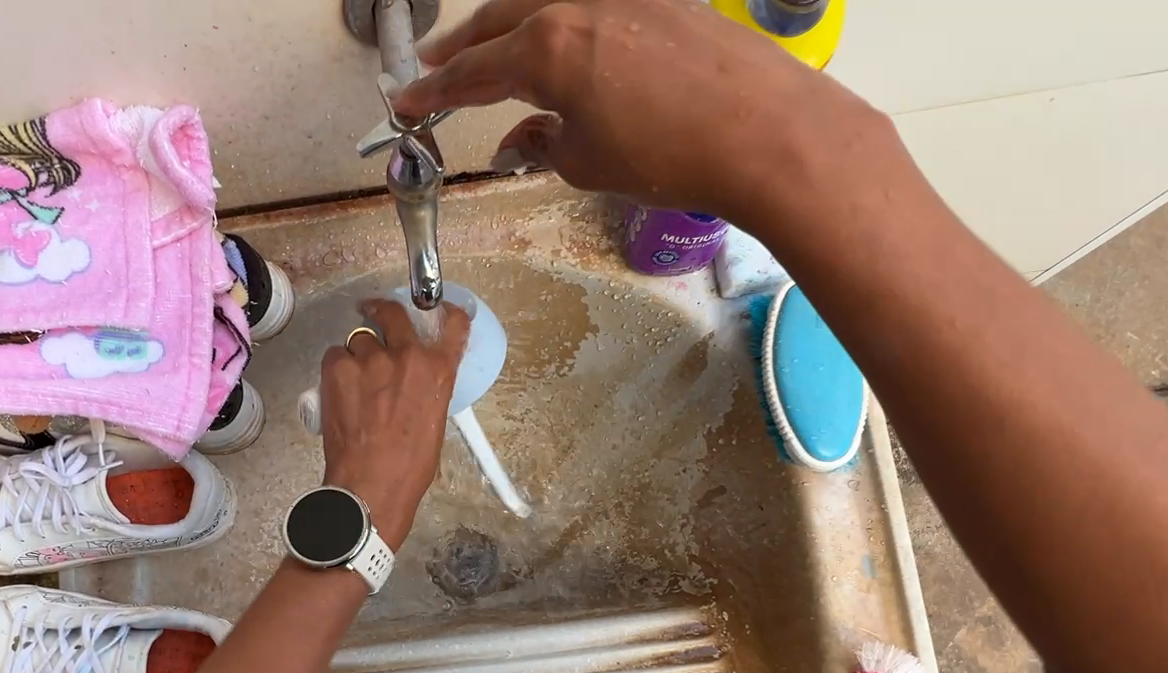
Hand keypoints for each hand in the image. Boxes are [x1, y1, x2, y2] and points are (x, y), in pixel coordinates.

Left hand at [318, 299, 469, 551]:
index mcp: (438, 371)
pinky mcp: (337, 367)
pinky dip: (337, 369)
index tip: (434, 306)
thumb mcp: (434, 422)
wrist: (371, 485)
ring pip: (360, 341)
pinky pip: (336, 355)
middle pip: (394, 313)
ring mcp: (369, 359)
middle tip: (375, 313)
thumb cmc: (409, 466)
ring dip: (359, 356)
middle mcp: (406, 355)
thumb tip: (414, 378)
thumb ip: (428, 388)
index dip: (445, 311)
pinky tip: (340, 392)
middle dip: (384, 311)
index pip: (452, 324)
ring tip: (356, 385)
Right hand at [395, 0, 901, 239]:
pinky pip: (587, 3)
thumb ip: (542, 143)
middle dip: (460, 45)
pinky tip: (555, 39)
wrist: (764, 132)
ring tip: (485, 45)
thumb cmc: (665, 156)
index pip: (473, 71)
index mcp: (547, 46)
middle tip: (430, 63)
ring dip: (505, 23)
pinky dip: (556, 22)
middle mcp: (577, 1)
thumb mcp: (586, 161)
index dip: (433, 91)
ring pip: (542, 0)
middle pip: (499, 18)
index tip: (404, 103)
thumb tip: (516, 141)